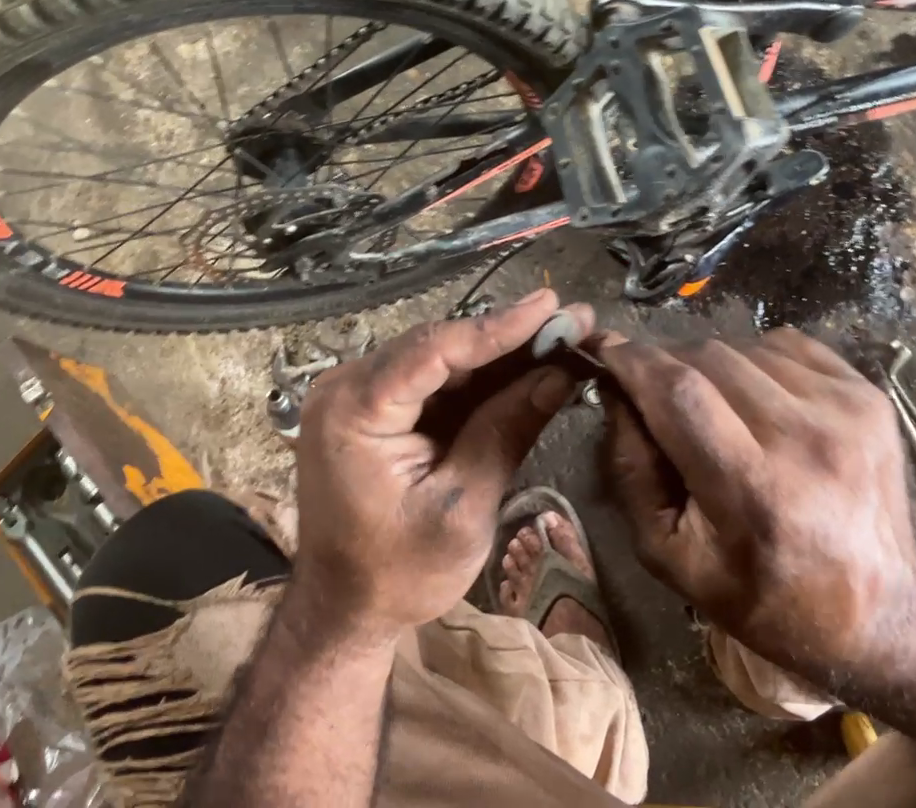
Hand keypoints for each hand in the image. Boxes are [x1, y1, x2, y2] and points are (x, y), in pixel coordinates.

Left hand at [291, 290, 590, 641]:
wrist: (345, 610)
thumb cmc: (399, 573)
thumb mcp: (462, 508)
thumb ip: (505, 432)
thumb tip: (558, 374)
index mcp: (353, 412)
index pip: (434, 350)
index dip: (499, 327)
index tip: (552, 306)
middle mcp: (346, 389)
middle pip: (437, 347)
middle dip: (507, 336)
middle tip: (569, 318)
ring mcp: (356, 396)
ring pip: (439, 359)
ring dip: (498, 353)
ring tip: (558, 336)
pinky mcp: (372, 409)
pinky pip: (431, 381)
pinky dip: (477, 378)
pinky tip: (523, 366)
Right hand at [597, 328, 915, 679]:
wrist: (888, 610)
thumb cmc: (765, 596)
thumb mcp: (672, 558)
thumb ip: (632, 473)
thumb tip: (616, 395)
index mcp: (754, 492)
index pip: (677, 391)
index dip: (631, 360)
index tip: (603, 349)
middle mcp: (805, 439)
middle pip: (707, 357)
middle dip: (664, 361)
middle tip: (650, 387)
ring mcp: (847, 409)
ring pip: (744, 346)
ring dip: (708, 363)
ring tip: (709, 403)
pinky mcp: (870, 394)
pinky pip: (786, 345)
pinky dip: (753, 360)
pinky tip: (754, 398)